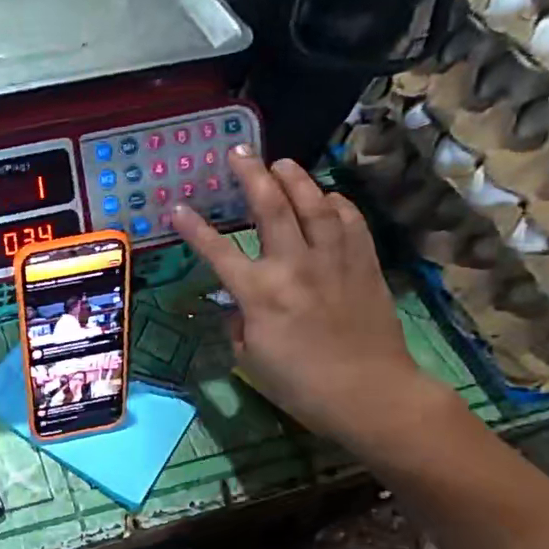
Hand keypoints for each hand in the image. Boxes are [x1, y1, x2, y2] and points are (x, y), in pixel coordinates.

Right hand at [173, 147, 448, 448]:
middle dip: (252, 176)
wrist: (369, 394)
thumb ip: (241, 323)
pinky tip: (328, 197)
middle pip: (272, 208)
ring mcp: (333, 262)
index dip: (194, 229)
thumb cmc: (300, 384)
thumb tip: (241, 306)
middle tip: (240, 153)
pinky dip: (337, 205)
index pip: (218, 252)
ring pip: (315, 206)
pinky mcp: (364, 266)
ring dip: (297, 180)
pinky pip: (350, 223)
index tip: (178, 209)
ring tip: (282, 164)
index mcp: (260, 293)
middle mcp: (294, 266)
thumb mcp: (251, 358)